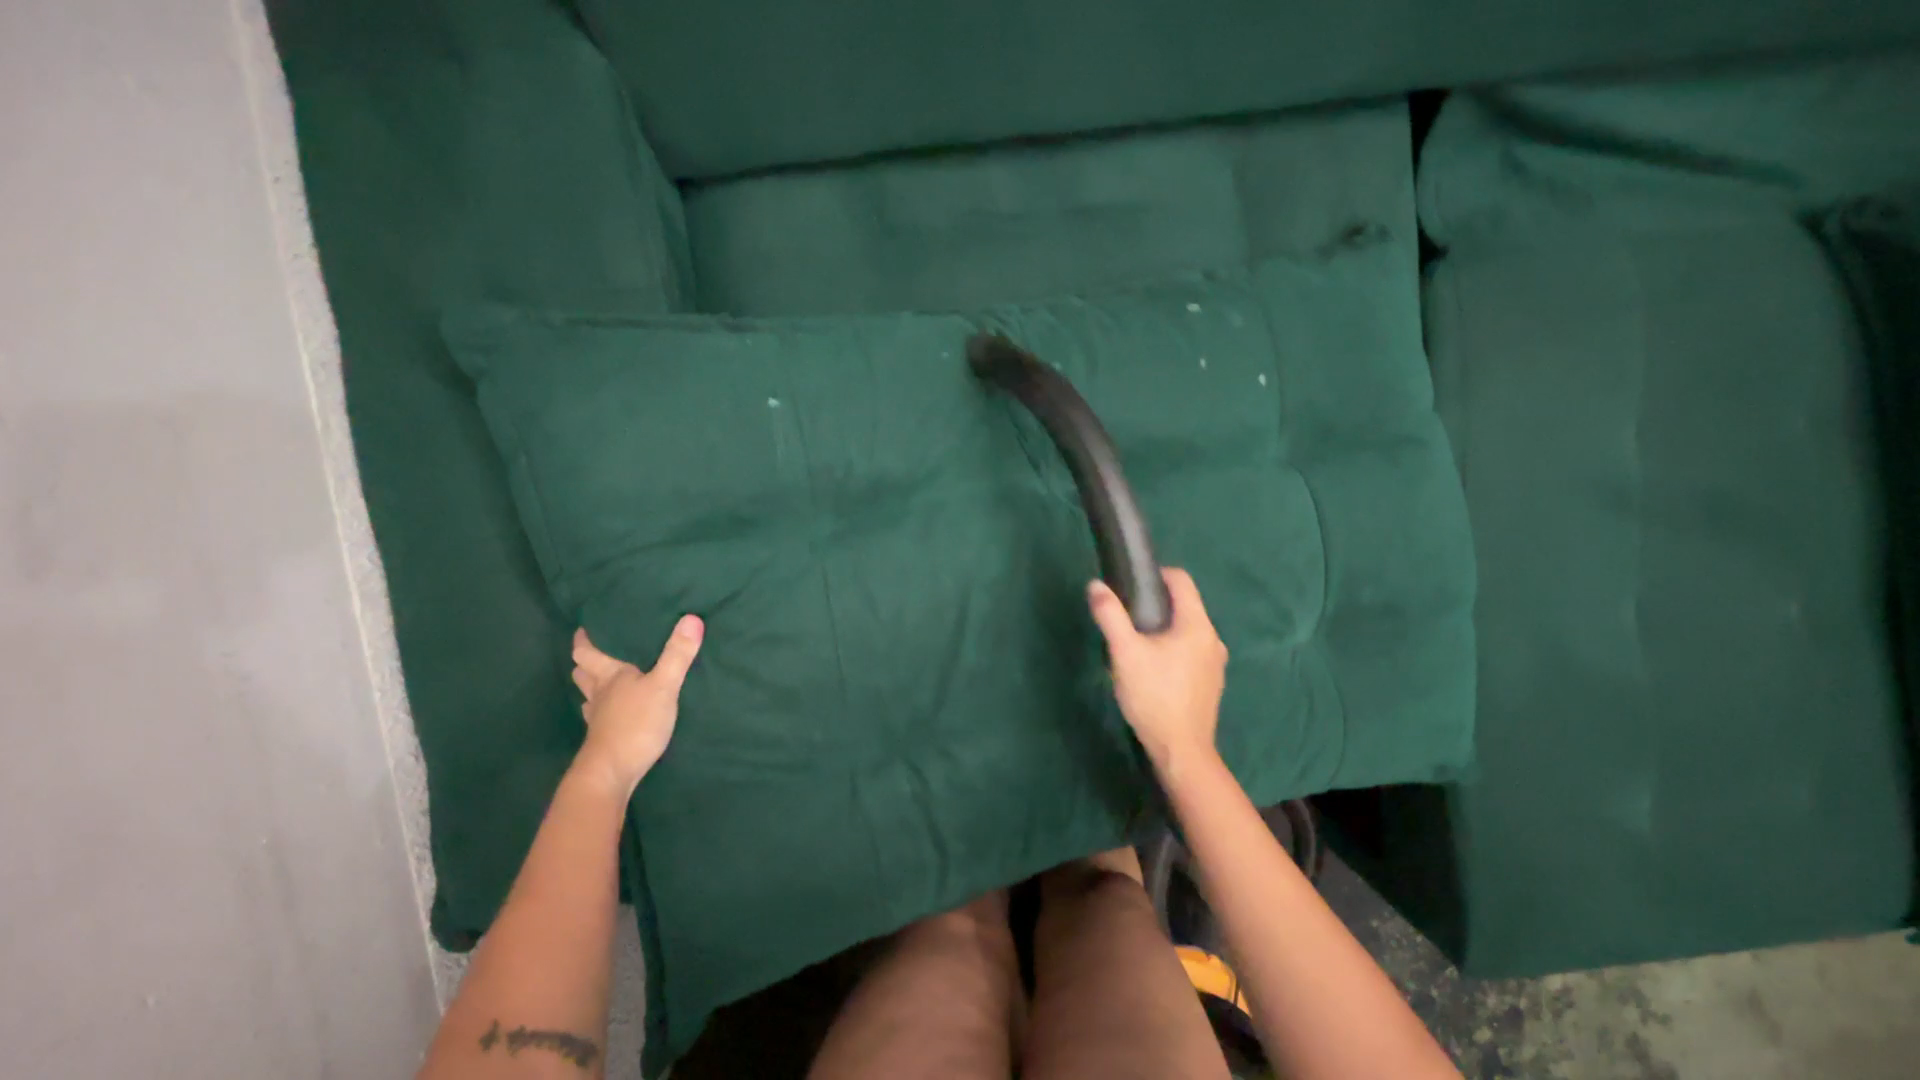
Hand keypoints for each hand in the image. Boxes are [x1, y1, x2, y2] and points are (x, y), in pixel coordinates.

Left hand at [569, 617, 702, 797]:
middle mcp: (599, 693)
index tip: (586, 626)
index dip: (585, 639)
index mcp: (610, 676)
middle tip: (596, 649)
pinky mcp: (603, 738)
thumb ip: (677, 655)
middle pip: (582, 673)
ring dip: (592, 685)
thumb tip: (692, 618)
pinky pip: (598, 717)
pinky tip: (612, 712)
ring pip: (588, 695)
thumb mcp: (663, 686)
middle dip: (585, 661)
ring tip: (604, 678)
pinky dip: (602, 710)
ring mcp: (599, 718)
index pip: (587, 652)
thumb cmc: (635, 724)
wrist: (612, 773)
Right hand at [1087, 569, 1226, 775]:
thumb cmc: (1154, 697)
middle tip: (1126, 618)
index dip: (1156, 575)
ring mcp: (1216, 663)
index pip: (1182, 581)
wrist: (1181, 750)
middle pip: (1185, 606)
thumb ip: (1110, 616)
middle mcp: (1213, 639)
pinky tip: (1152, 671)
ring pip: (1187, 631)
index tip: (1131, 585)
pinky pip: (1191, 653)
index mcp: (1197, 625)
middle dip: (1156, 606)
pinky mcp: (1212, 683)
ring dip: (1164, 630)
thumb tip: (1096, 586)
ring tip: (1135, 646)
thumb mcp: (1125, 653)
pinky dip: (1173, 651)